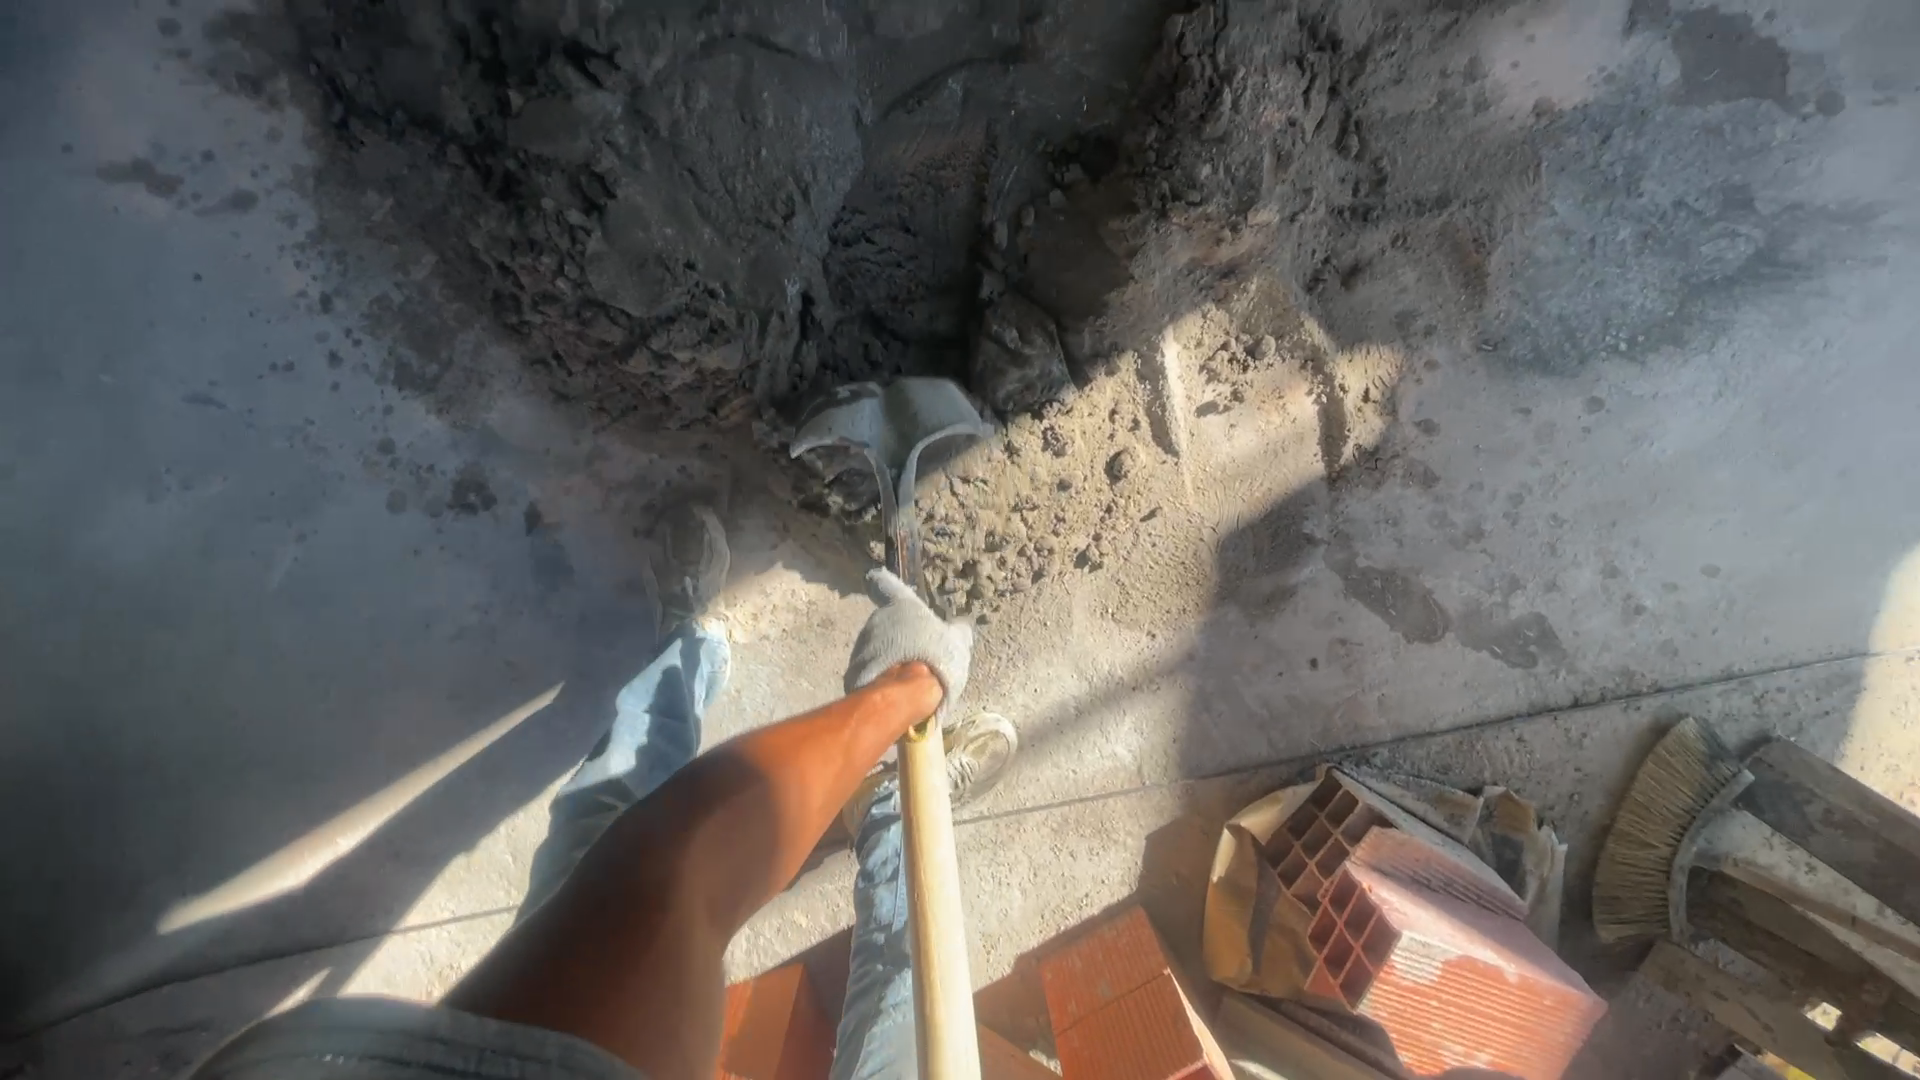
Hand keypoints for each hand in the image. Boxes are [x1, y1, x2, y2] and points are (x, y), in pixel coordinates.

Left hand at [845, 568, 972, 726]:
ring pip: (876, 651)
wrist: (906, 695)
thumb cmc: (935, 659)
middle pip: (886, 626)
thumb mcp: (957, 644)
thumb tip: (961, 626)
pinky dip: (880, 680)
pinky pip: (870, 673)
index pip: (886, 585)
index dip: (882, 583)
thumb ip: (957, 633)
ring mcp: (861, 647)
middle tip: (917, 657)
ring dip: (888, 662)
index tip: (874, 578)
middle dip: (896, 639)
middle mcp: (876, 621)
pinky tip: (896, 693)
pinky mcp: (853, 673)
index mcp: (901, 606)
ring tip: (909, 681)